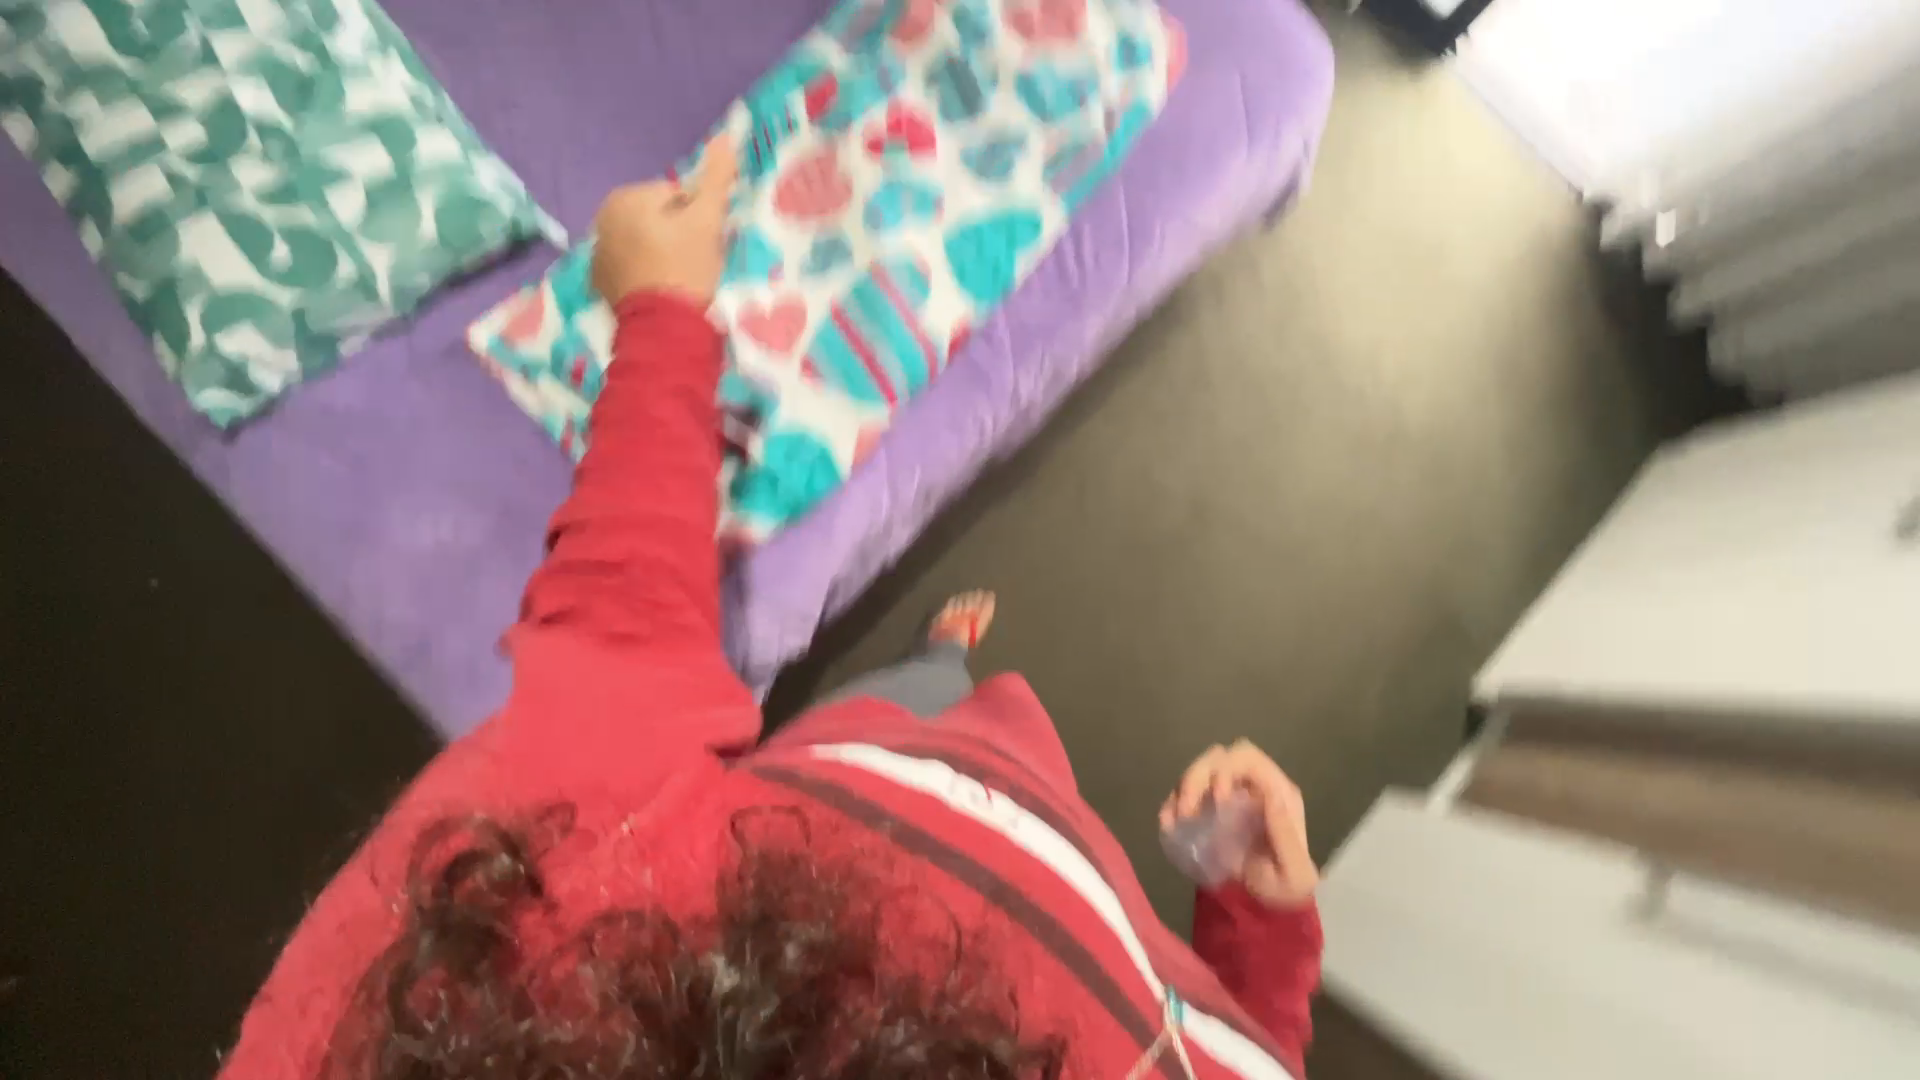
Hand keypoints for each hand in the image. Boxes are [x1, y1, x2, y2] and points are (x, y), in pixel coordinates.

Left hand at [590, 134, 737, 307]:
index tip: (703, 243)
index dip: (696, 218)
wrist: (664, 327)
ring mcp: (598, 254)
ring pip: (643, 244)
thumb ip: (716, 178)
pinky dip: (645, 275)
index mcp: (626, 197)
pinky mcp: (601, 285)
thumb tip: (725, 136)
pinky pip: (630, 269)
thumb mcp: (707, 221)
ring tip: (679, 279)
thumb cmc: (686, 268)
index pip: (675, 197)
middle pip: (656, 219)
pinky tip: (661, 291)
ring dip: (660, 254)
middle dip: (675, 235)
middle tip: (693, 262)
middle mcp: (602, 219)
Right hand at [1159, 739, 1318, 908]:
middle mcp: (1250, 785)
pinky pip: (1183, 791)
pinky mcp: (1206, 805)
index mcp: (1276, 792)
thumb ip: (1286, 836)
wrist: (1264, 908)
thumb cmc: (1283, 890)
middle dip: (1197, 777)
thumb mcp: (1295, 873)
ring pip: (1198, 769)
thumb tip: (1270, 795)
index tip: (1218, 801)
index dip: (1228, 770)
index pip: (1248, 758)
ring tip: (1178, 821)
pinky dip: (1172, 802)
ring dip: (1183, 790)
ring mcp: (1226, 793)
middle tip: (1188, 812)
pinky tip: (1168, 823)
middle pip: (1217, 757)